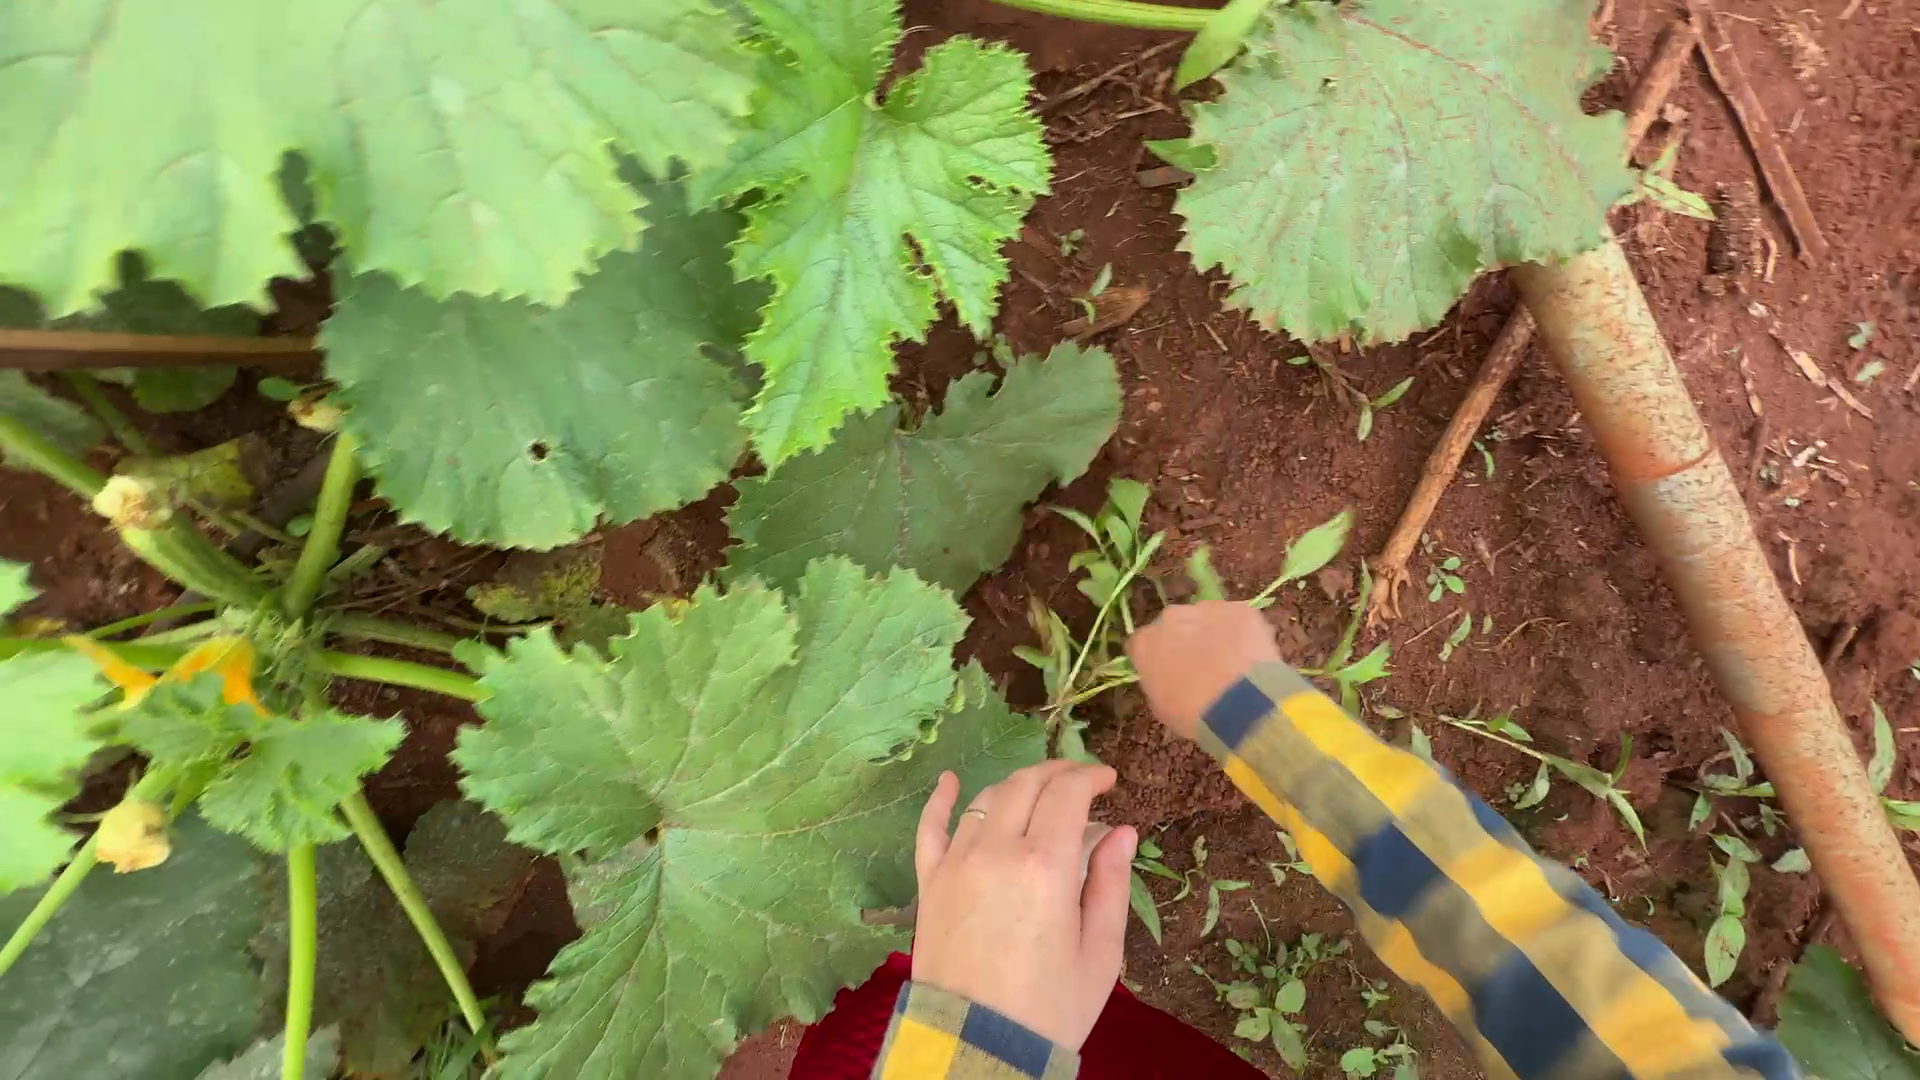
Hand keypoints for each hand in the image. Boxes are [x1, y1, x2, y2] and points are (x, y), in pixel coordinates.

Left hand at [912, 762, 1136, 1049]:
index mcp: (1045, 865)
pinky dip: (940, 799)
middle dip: (1057, 772)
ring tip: (1038, 793)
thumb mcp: (1099, 954)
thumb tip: (1122, 830)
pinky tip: (949, 780)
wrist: (976, 1051)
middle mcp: (997, 850)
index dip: (1090, 777)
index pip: (1068, 794)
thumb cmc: (1049, 1010)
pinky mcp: (929, 881)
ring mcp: (957, 862)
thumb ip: (1111, 884)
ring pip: (987, 799)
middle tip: (1079, 779)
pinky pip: (930, 827)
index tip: (1108, 779)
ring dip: (1017, 786)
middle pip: (1026, 784)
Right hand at [1126, 601, 1281, 739]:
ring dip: (1213, 634)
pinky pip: (1237, 619)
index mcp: (1145, 643)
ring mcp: (1206, 609)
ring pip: (1206, 617)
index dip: (1156, 657)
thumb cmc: (1193, 713)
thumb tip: (1166, 677)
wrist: (1240, 705)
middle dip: (1184, 640)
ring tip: (1231, 662)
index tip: (1167, 671)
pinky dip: (1243, 633)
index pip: (1142, 644)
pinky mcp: (1239, 609)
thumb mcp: (1161, 706)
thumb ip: (1158, 682)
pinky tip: (1252, 656)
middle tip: (1202, 666)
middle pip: (1173, 624)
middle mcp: (1170, 618)